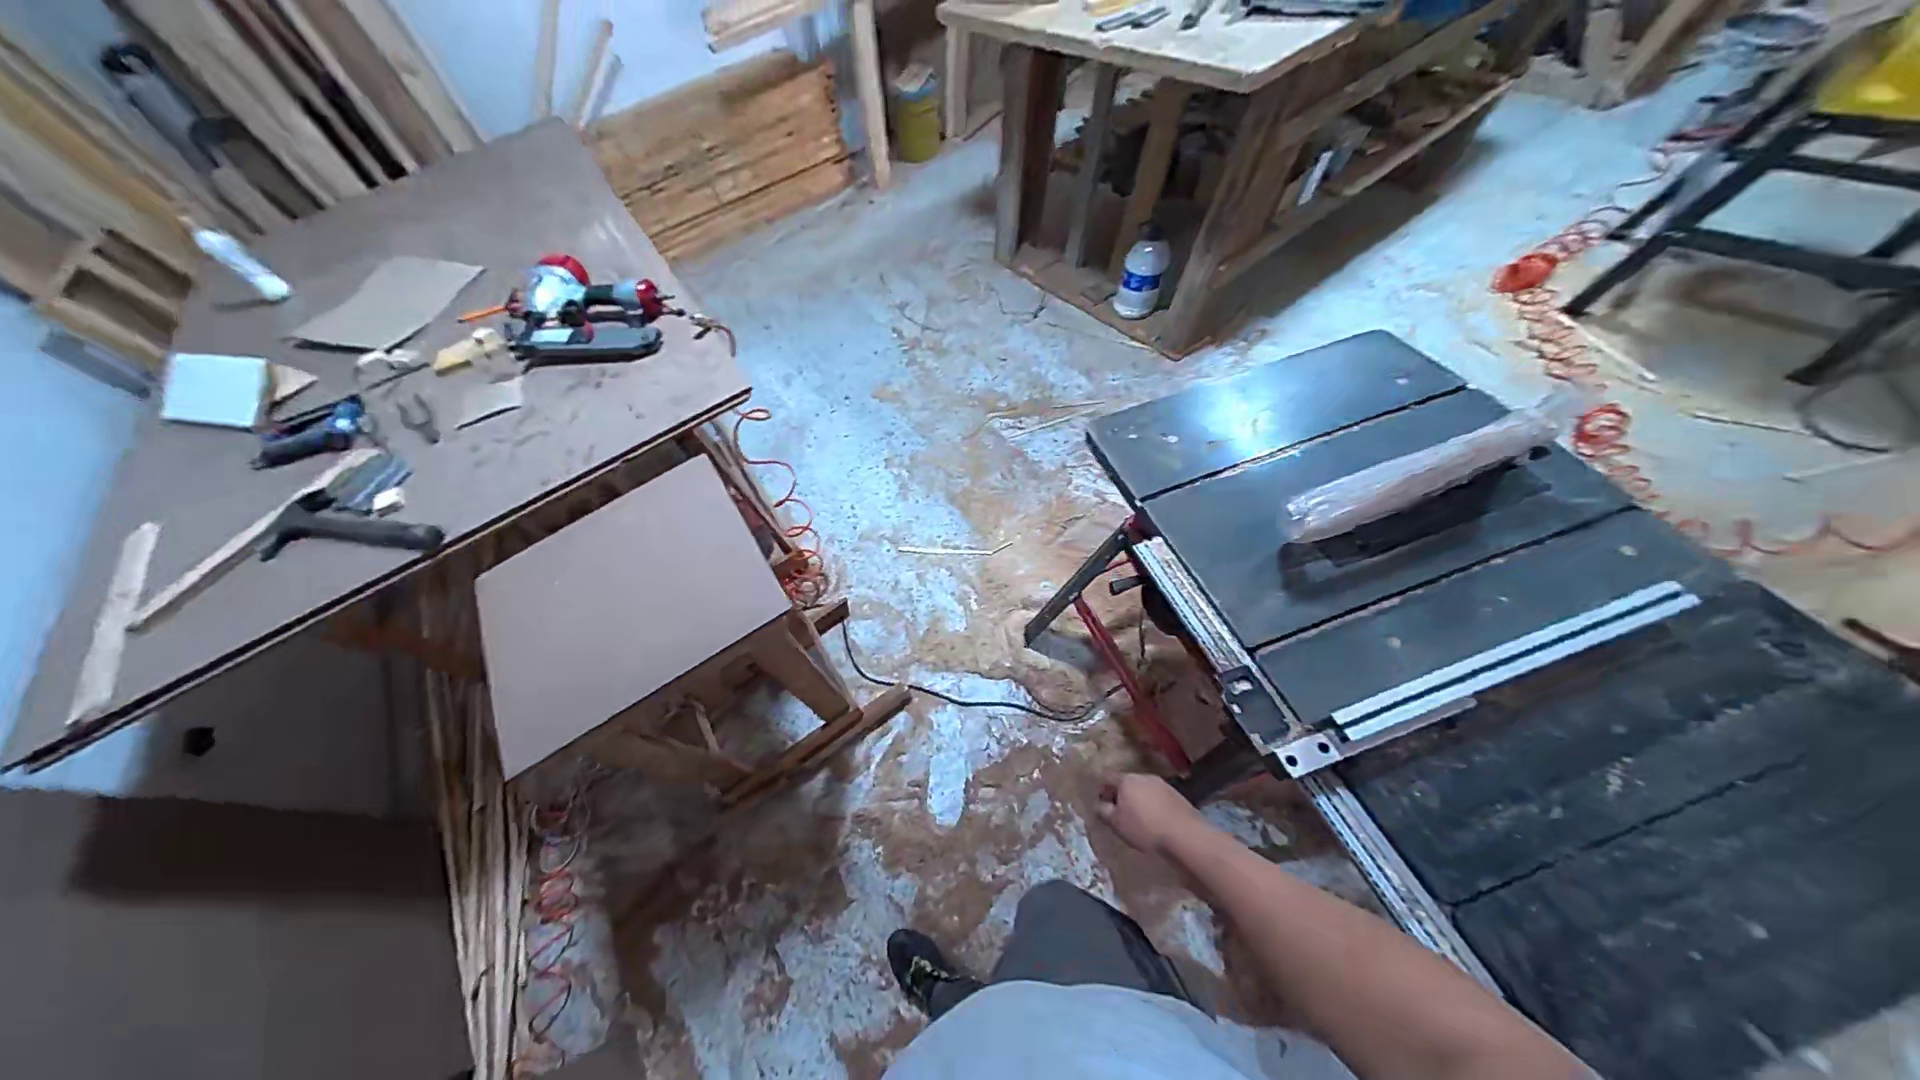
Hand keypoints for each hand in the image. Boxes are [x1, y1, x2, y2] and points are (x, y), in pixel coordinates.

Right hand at [1099, 773, 1210, 857]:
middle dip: (1122, 796)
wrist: (1185, 835)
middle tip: (1121, 815)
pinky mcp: (1178, 796)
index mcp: (1126, 780)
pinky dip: (1154, 807)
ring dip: (1139, 801)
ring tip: (1141, 821)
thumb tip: (1100, 804)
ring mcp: (1163, 785)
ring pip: (1144, 790)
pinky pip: (1159, 798)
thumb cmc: (1145, 828)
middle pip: (1127, 783)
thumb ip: (1103, 811)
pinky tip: (1157, 823)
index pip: (1108, 778)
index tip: (1104, 806)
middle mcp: (1144, 776)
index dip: (1102, 790)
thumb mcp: (1116, 823)